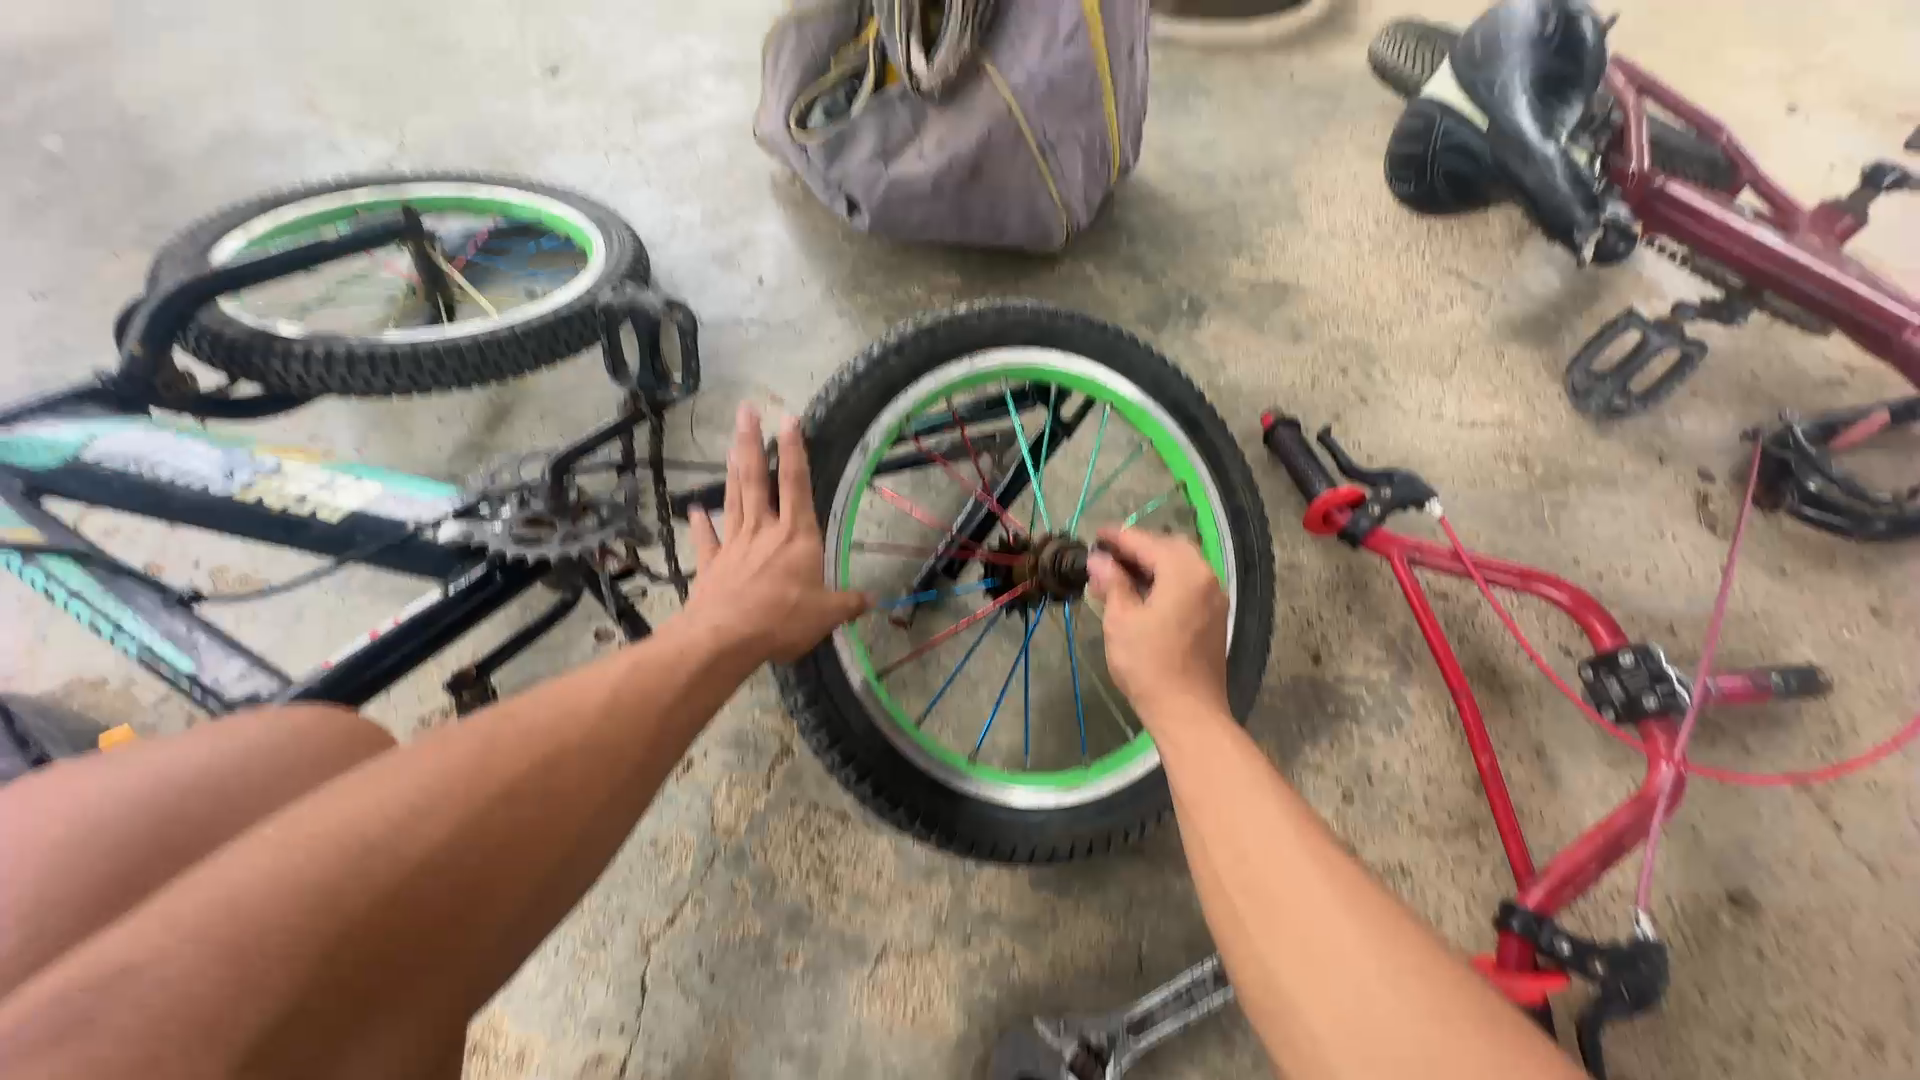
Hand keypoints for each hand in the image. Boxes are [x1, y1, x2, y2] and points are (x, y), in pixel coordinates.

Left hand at [683, 405, 868, 663]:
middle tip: (745, 410)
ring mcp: (734, 545)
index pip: (797, 484)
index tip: (788, 419)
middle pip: (756, 479)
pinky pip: (707, 539)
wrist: (725, 638)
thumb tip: (872, 599)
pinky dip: (701, 523)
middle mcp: (764, 531)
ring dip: (732, 470)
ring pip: (733, 498)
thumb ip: (848, 603)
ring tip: (730, 444)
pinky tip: (695, 509)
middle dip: (752, 443)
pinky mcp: (712, 565)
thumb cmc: (782, 620)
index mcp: (797, 537)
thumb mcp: (827, 616)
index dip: (794, 451)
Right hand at [1086, 527, 1230, 722]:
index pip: (1147, 543)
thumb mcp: (1121, 620)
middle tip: (1109, 556)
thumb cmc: (1149, 664)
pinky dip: (1167, 581)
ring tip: (1121, 575)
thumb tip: (1099, 560)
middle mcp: (1206, 578)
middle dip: (1139, 548)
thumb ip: (1113, 583)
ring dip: (1153, 565)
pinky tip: (1144, 595)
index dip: (1119, 538)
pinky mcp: (1215, 618)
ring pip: (1182, 566)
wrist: (1188, 712)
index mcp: (1185, 572)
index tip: (1096, 535)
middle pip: (1170, 548)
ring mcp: (1215, 599)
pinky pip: (1189, 585)